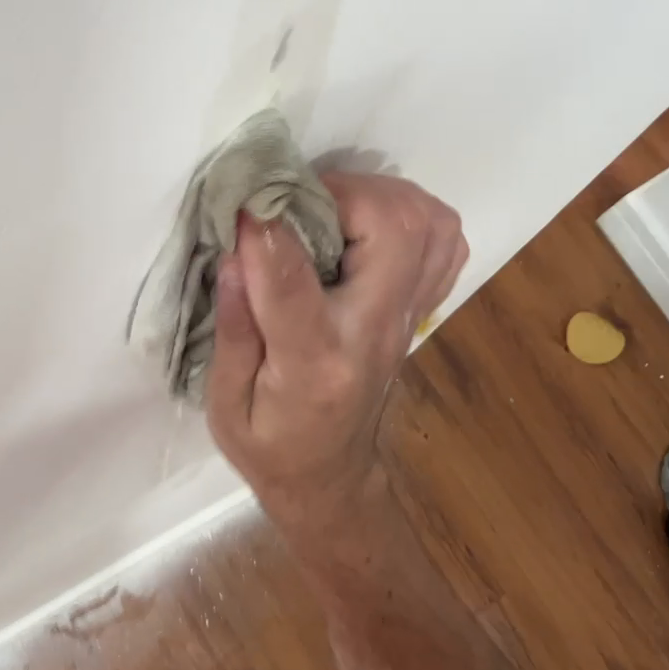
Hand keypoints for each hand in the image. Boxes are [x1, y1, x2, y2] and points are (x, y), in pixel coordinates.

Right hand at [205, 172, 465, 531]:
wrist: (328, 477)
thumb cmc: (268, 446)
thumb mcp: (225, 406)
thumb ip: (233, 331)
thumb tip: (235, 254)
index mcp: (313, 365)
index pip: (294, 281)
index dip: (265, 229)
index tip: (240, 200)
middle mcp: (371, 334)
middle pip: (394, 230)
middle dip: (340, 192)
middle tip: (296, 204)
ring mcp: (404, 321)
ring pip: (429, 223)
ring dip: (379, 197)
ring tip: (330, 213)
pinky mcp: (417, 313)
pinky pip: (443, 243)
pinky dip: (412, 216)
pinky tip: (367, 230)